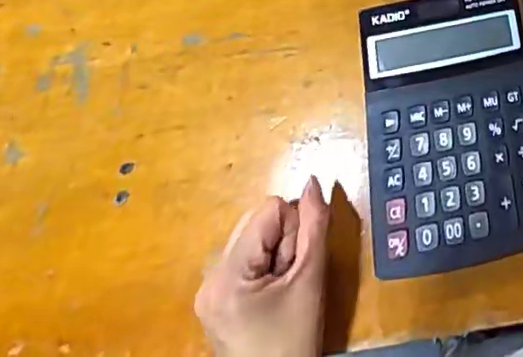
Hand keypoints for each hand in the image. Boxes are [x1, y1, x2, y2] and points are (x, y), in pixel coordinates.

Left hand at [193, 177, 331, 356]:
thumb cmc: (294, 342)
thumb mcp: (310, 280)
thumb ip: (315, 224)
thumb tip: (313, 180)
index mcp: (226, 274)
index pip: (270, 209)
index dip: (294, 230)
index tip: (296, 267)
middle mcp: (208, 277)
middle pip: (257, 220)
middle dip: (283, 240)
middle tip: (290, 280)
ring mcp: (207, 289)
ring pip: (252, 236)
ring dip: (275, 252)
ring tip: (281, 290)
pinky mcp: (213, 297)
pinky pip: (244, 256)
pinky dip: (264, 265)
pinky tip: (270, 295)